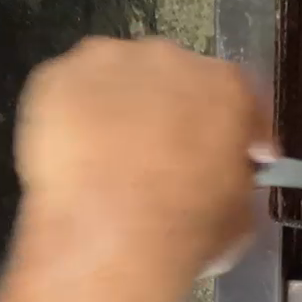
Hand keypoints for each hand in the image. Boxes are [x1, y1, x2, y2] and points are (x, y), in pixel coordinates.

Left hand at [9, 37, 266, 301]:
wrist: (112, 242)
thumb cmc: (190, 232)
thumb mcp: (241, 217)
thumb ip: (238, 182)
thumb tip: (226, 181)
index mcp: (227, 90)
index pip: (246, 102)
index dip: (246, 135)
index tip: (246, 159)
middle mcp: (168, 60)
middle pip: (184, 82)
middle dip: (186, 117)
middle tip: (182, 163)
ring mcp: (106, 63)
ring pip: (128, 82)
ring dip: (134, 114)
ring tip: (129, 164)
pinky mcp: (55, 80)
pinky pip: (81, 96)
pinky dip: (88, 122)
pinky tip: (92, 162)